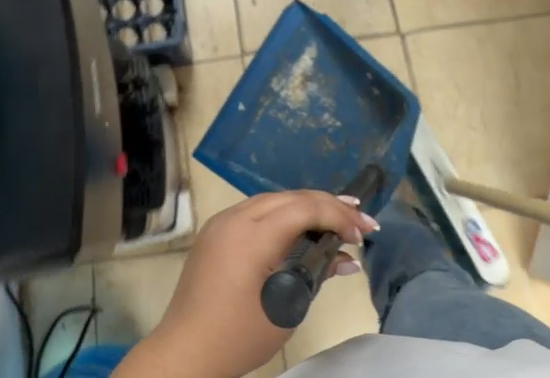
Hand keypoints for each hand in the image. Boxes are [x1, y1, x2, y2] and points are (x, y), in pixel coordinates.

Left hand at [114, 191, 379, 377]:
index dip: (336, 216)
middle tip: (361, 219)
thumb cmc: (238, 336)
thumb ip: (316, 276)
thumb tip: (347, 260)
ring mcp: (221, 222)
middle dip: (327, 205)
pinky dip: (283, 214)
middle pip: (289, 198)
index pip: (302, 209)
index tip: (364, 233)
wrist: (186, 351)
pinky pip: (256, 211)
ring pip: (273, 201)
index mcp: (250, 237)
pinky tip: (302, 226)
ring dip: (306, 206)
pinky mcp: (216, 231)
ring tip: (339, 217)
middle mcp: (234, 219)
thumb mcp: (285, 308)